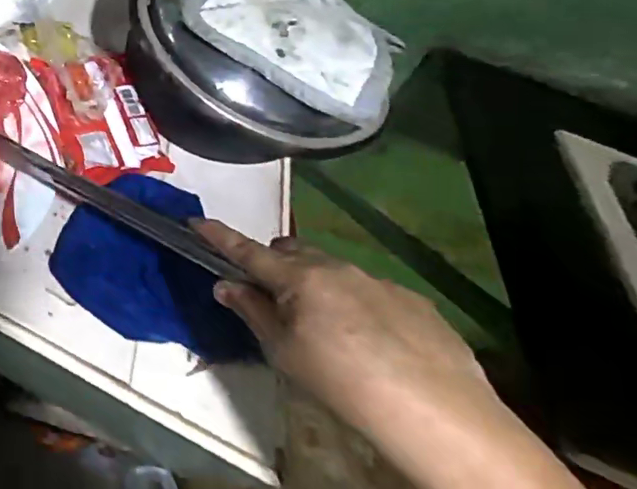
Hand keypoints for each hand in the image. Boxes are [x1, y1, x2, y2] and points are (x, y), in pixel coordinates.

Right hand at [195, 219, 493, 428]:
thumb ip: (253, 313)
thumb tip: (226, 286)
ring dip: (319, 286)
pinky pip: (372, 291)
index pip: (248, 250)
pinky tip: (375, 346)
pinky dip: (360, 306)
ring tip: (330, 331)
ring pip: (332, 269)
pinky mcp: (412, 300)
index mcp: (298, 278)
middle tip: (275, 299)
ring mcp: (376, 280)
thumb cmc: (344, 384)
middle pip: (291, 252)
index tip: (197, 221)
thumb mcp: (285, 355)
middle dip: (276, 265)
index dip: (219, 236)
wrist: (439, 414)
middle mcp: (334, 266)